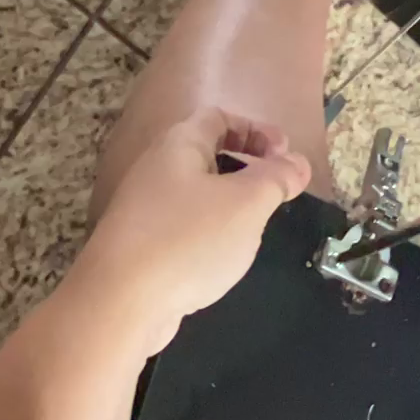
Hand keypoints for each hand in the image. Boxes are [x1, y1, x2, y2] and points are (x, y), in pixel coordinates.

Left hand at [68, 107, 312, 353]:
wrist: (121, 301)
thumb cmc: (189, 240)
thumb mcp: (247, 203)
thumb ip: (276, 179)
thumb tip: (298, 163)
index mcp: (178, 145)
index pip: (219, 118)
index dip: (256, 130)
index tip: (286, 157)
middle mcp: (155, 170)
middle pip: (205, 156)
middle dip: (245, 170)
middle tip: (274, 194)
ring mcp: (143, 211)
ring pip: (195, 196)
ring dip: (228, 207)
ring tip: (253, 230)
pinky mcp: (140, 247)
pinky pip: (182, 229)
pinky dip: (207, 236)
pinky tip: (220, 261)